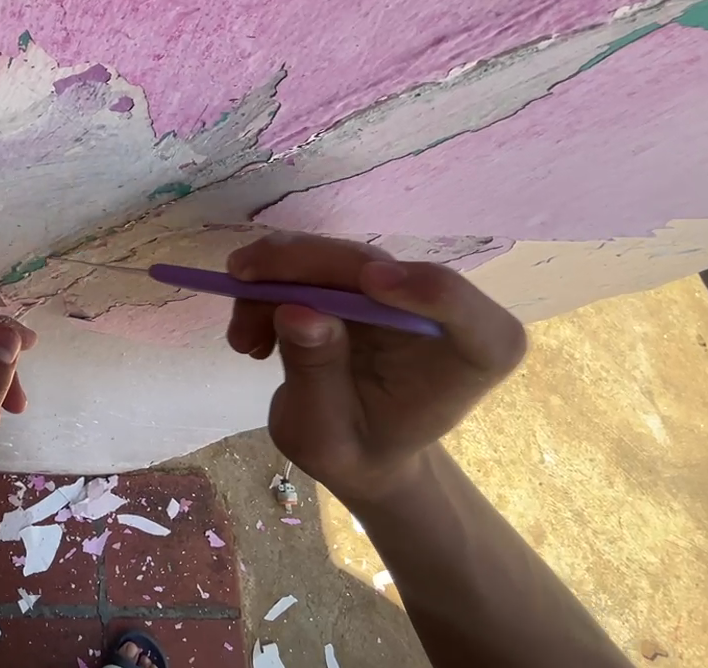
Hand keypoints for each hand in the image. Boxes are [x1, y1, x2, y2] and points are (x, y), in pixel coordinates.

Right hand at [226, 233, 525, 506]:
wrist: (353, 446)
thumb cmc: (354, 451)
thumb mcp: (325, 435)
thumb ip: (316, 374)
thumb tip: (297, 310)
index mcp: (466, 355)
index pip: (464, 309)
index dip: (424, 288)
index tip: (372, 283)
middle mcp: (433, 309)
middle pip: (370, 265)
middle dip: (301, 266)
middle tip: (241, 280)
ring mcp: (389, 289)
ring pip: (328, 257)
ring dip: (271, 280)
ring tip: (241, 340)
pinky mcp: (351, 280)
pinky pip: (304, 264)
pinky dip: (267, 287)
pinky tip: (250, 334)